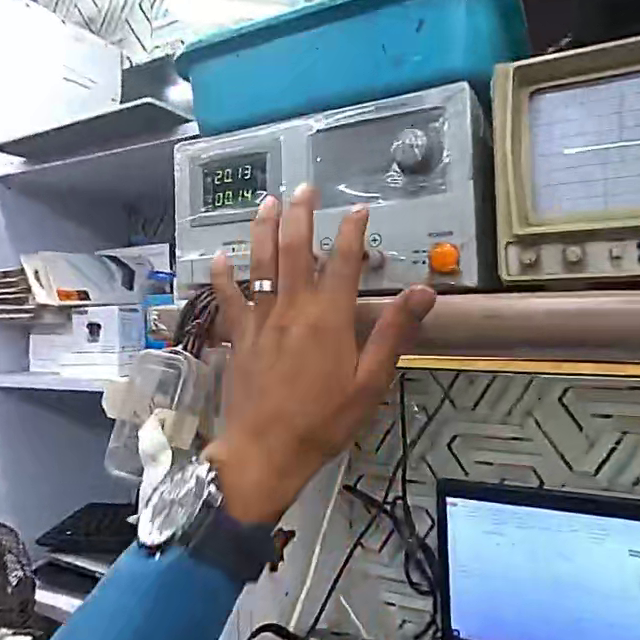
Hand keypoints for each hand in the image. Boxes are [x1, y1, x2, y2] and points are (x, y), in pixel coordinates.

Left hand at [205, 185, 436, 523]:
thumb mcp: (370, 382)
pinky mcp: (239, 336)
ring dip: (262, 229)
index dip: (351, 231)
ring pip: (259, 263)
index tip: (358, 210)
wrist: (267, 451)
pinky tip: (218, 257)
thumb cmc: (324, 420)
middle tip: (304, 188)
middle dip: (300, 214)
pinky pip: (228, 298)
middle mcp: (292, 308)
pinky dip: (222, 275)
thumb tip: (422, 292)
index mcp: (328, 317)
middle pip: (293, 249)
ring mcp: (261, 319)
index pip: (342, 261)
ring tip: (267, 201)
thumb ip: (393, 333)